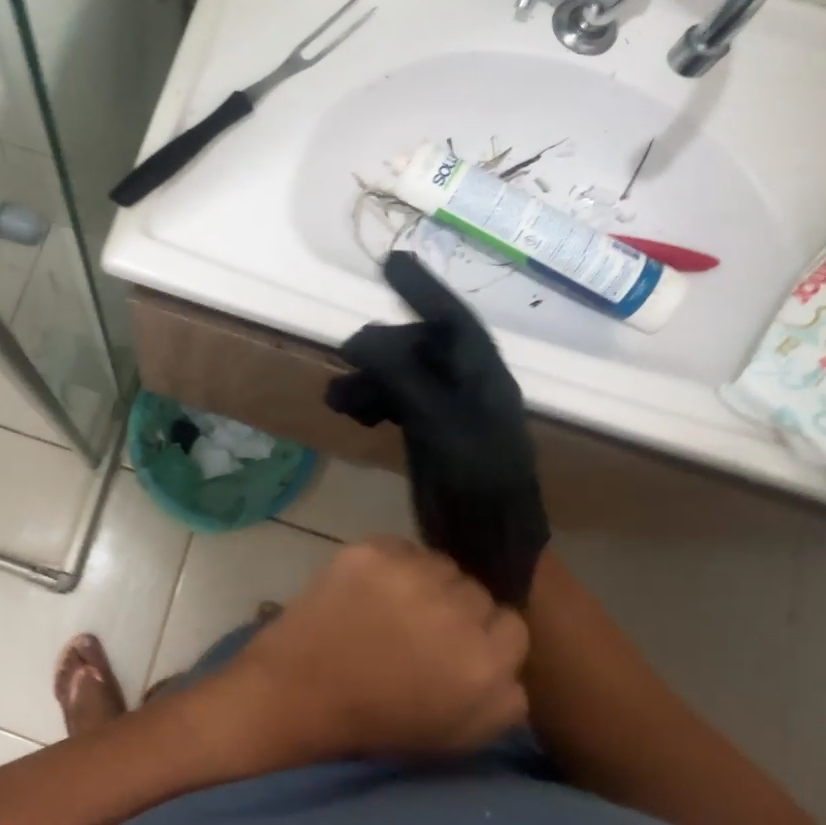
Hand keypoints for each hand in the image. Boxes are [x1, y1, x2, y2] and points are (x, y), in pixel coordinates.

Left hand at [217, 537, 529, 761]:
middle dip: (458, 608)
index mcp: (484, 662)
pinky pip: (403, 546)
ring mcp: (411, 575)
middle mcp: (455, 610)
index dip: (487, 635)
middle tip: (425, 627)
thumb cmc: (380, 721)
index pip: (513, 625)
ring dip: (428, 581)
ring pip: (442, 563)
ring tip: (397, 605)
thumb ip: (506, 697)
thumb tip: (510, 659)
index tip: (460, 644)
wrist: (299, 689)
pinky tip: (373, 589)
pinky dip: (394, 563)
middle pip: (478, 590)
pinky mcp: (373, 552)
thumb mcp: (460, 734)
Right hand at [325, 251, 549, 603]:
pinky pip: (399, 405)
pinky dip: (373, 404)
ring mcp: (453, 417)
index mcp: (486, 382)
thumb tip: (360, 338)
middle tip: (344, 356)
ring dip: (370, 380)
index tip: (390, 262)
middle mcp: (472, 392)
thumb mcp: (438, 427)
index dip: (424, 290)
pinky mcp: (435, 441)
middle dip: (381, 350)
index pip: (455, 322)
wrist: (488, 561)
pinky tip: (354, 416)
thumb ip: (402, 376)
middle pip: (422, 349)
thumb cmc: (474, 493)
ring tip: (337, 400)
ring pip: (405, 378)